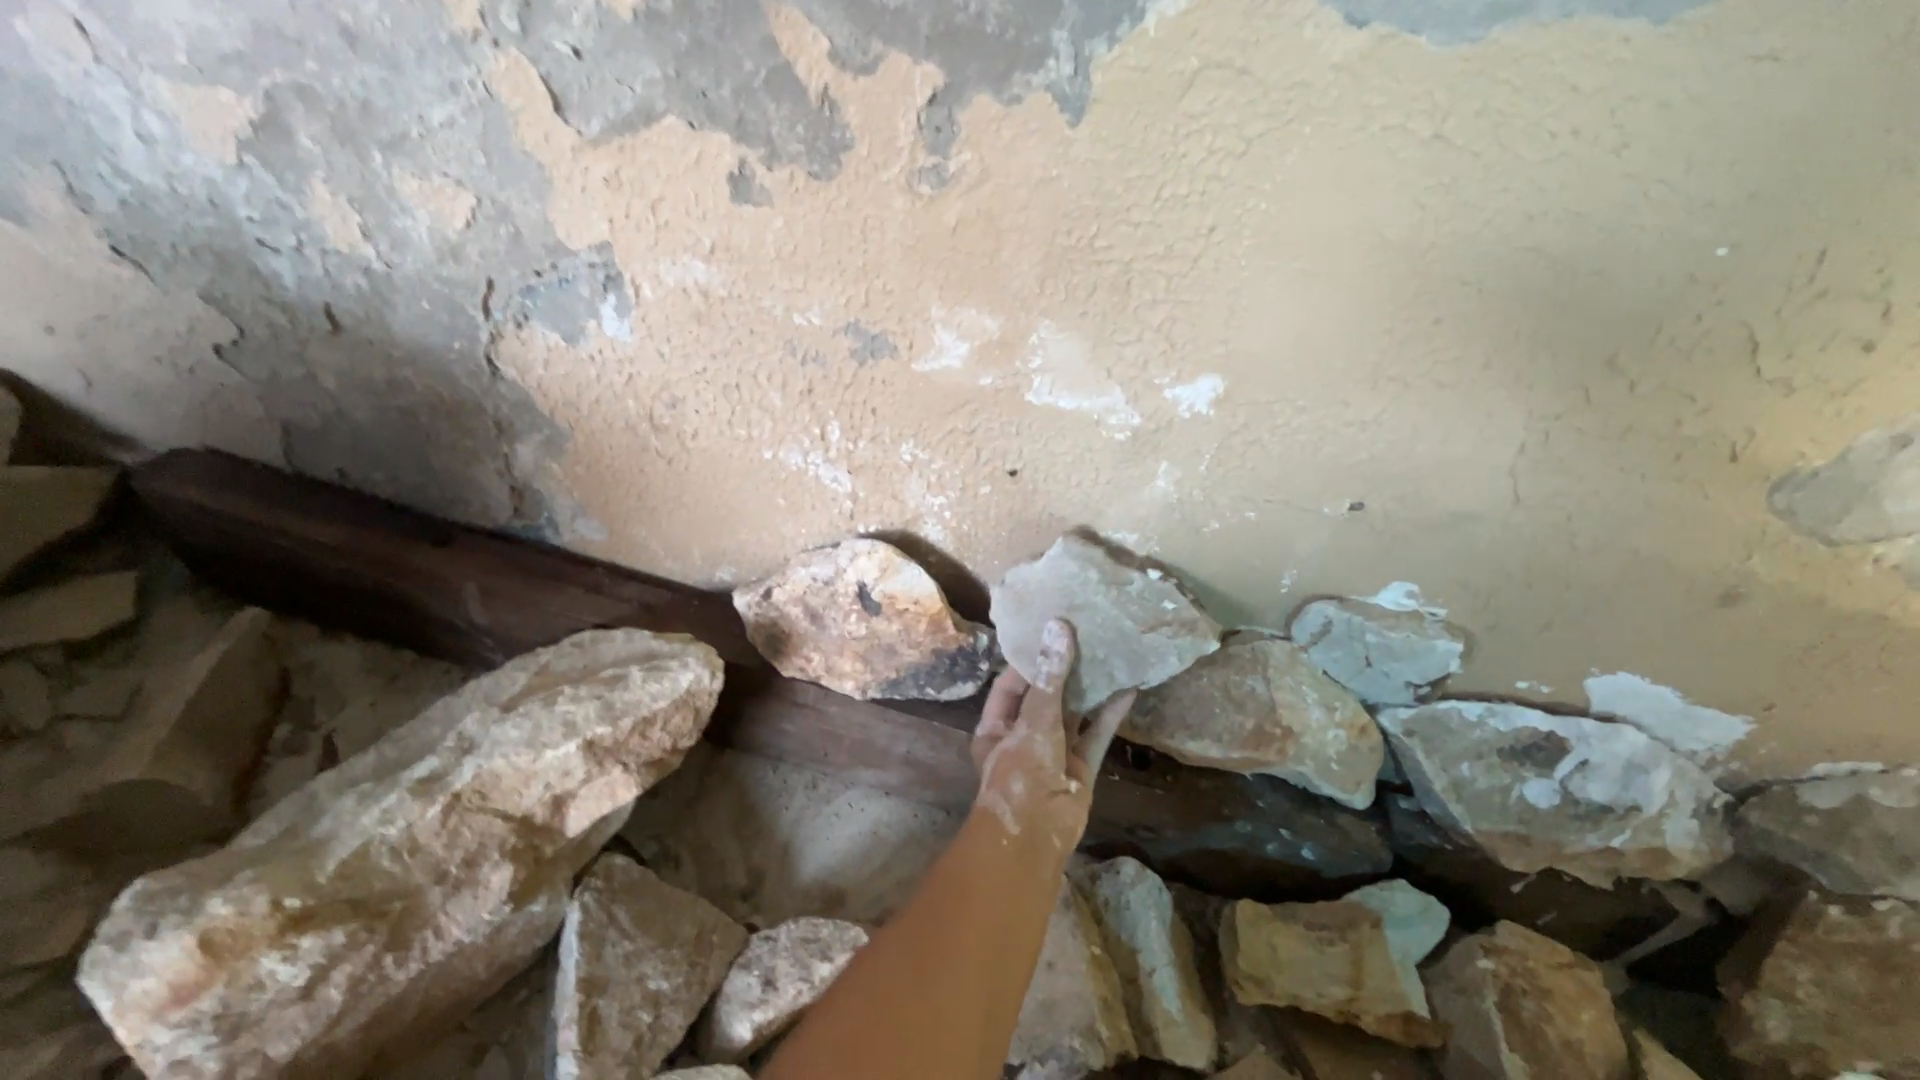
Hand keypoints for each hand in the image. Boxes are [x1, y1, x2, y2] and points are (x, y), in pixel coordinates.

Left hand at [970, 619, 1135, 853]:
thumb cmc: (1020, 772)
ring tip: (1109, 654)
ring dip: (1089, 689)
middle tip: (1085, 636)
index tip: (1051, 632)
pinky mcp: (1081, 767)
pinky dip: (1110, 714)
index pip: (1011, 684)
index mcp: (996, 727)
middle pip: (1045, 696)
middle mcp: (1023, 737)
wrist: (1036, 834)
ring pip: (1073, 714)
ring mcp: (1053, 753)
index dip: (1029, 660)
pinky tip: (1128, 688)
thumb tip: (1058, 627)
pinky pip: (1096, 734)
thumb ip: (1051, 677)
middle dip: (1063, 671)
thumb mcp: (1034, 719)